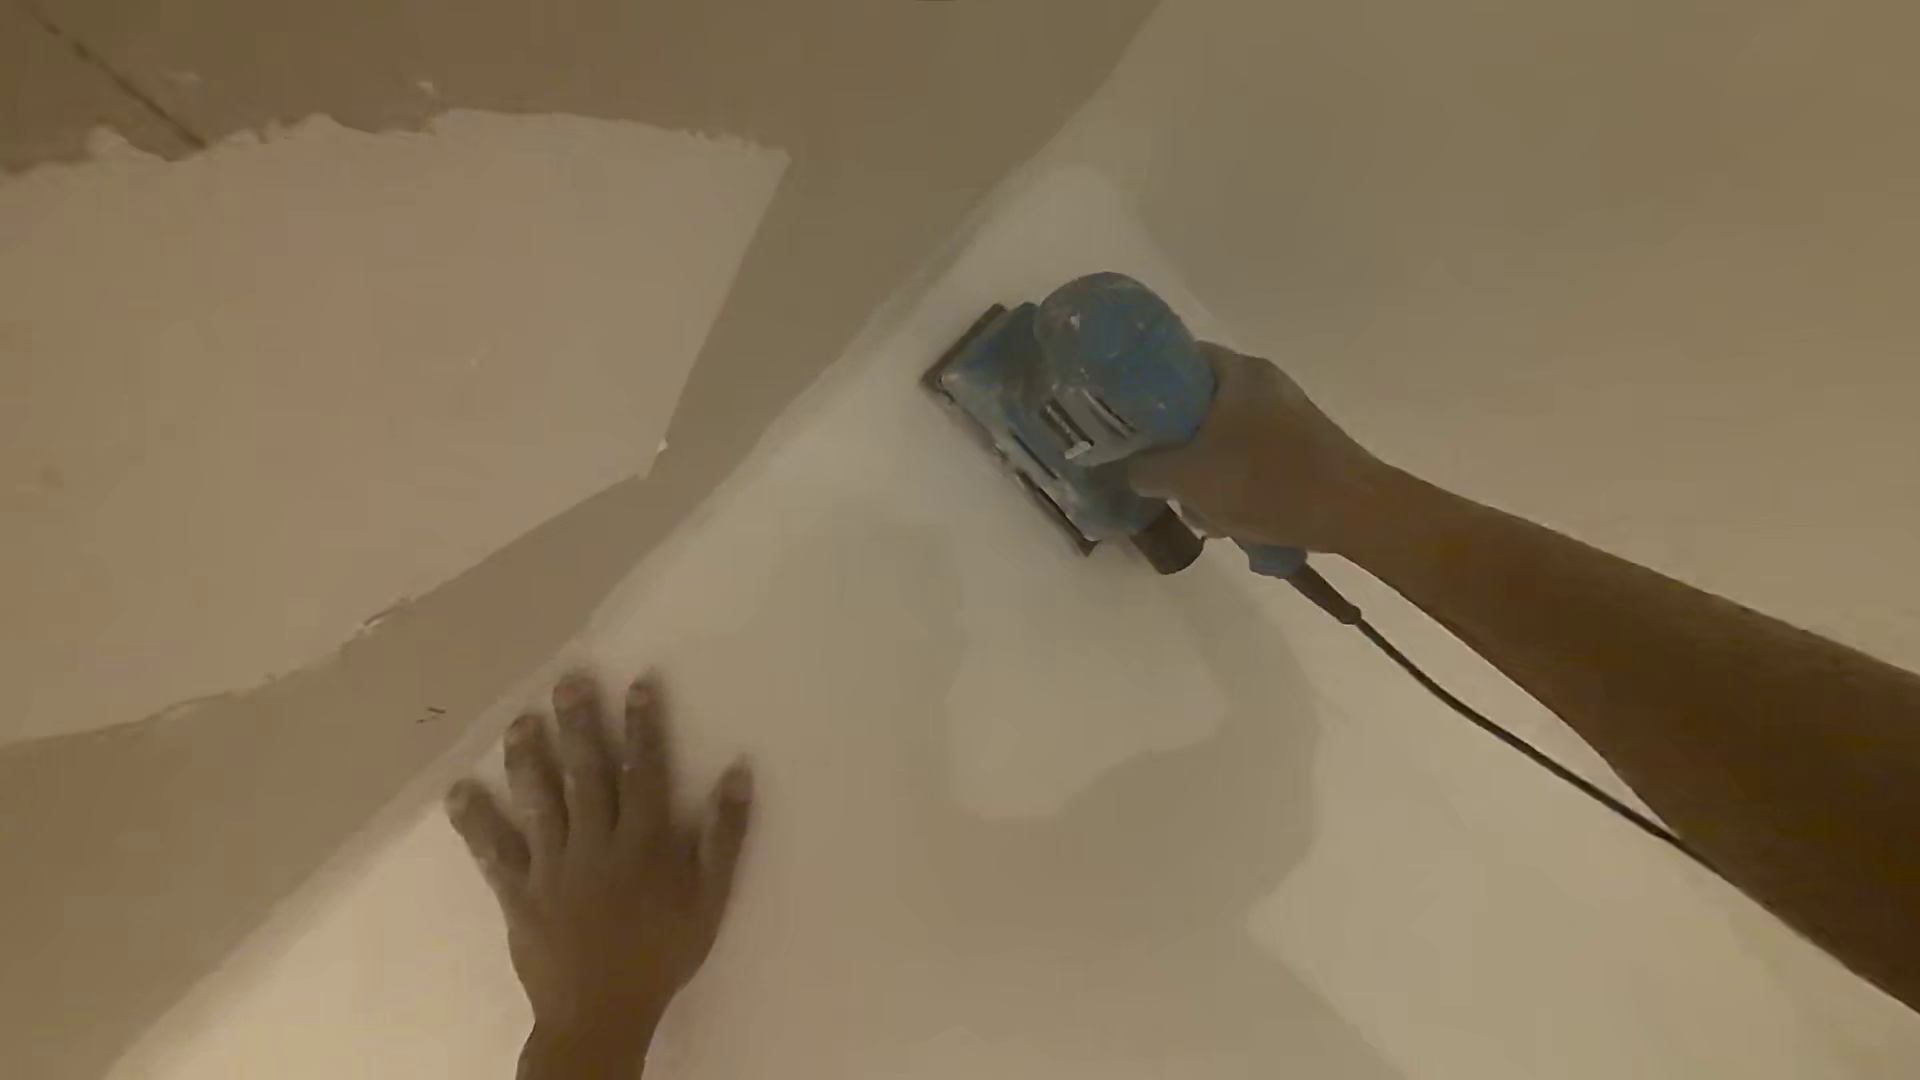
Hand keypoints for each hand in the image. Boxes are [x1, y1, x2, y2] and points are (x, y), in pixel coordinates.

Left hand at [446, 673, 752, 1077]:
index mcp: (643, 840)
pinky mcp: (518, 894)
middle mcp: (595, 842)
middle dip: (580, 725)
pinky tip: (459, 793)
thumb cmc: (664, 949)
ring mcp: (551, 867)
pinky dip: (476, 822)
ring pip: (539, 802)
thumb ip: (725, 833)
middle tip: (568, 682)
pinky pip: (494, 853)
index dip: (643, 725)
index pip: (644, 769)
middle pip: (587, 773)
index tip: (638, 685)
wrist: (600, 1018)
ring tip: (521, 719)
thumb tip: (738, 772)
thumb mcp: (712, 895)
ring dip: (530, 758)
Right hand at [1126, 343, 1394, 553]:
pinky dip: (1225, 474)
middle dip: (1169, 437)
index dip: (1142, 385)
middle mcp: (1261, 382)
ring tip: (1186, 498)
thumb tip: (1133, 470)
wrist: (1352, 512)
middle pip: (1193, 400)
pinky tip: (1220, 510)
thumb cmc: (1264, 482)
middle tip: (1149, 463)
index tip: (1122, 415)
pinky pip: (1242, 450)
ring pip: (1216, 431)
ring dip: (1196, 464)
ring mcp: (1282, 412)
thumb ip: (1145, 470)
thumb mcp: (1187, 478)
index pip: (1175, 359)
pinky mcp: (1295, 441)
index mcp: (1237, 373)